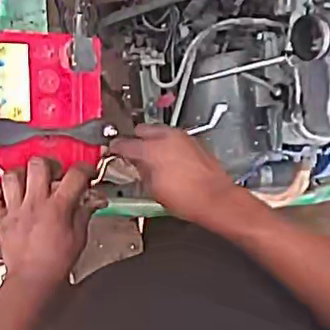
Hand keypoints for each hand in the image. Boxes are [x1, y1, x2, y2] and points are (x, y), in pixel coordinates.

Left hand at [0, 158, 95, 295]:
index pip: (75, 176)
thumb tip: (93, 200)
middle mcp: (34, 204)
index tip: (86, 173)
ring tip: (29, 180)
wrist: (33, 281)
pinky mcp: (0, 220)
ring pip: (11, 176)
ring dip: (21, 174)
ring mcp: (15, 210)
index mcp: (57, 208)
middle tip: (54, 172)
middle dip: (49, 164)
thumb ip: (84, 213)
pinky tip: (4, 195)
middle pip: (38, 165)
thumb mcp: (79, 237)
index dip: (84, 169)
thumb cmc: (55, 264)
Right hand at [108, 124, 251, 226]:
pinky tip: (167, 160)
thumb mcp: (153, 189)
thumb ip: (140, 172)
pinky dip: (166, 145)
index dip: (115, 148)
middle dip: (135, 140)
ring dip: (151, 141)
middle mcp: (167, 137)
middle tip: (132, 154)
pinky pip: (173, 138)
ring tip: (150, 159)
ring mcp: (182, 137)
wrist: (216, 199)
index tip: (113, 152)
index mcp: (151, 149)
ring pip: (159, 131)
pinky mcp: (193, 142)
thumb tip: (136, 166)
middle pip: (141, 130)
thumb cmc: (188, 198)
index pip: (124, 143)